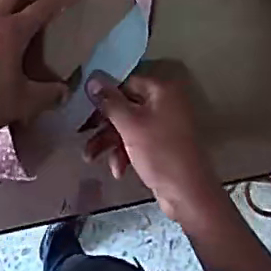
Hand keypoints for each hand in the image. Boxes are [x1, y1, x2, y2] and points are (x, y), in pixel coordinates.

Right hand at [82, 63, 229, 225]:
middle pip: (126, 105)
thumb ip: (110, 102)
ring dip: (110, 142)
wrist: (187, 192)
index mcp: (162, 89)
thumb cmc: (159, 152)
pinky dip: (125, 152)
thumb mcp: (130, 125)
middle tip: (83, 135)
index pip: (126, 82)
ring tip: (91, 158)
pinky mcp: (163, 144)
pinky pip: (138, 141)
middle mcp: (165, 101)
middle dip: (104, 124)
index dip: (104, 95)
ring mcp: (165, 124)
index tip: (83, 109)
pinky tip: (119, 170)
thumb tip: (93, 78)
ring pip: (129, 126)